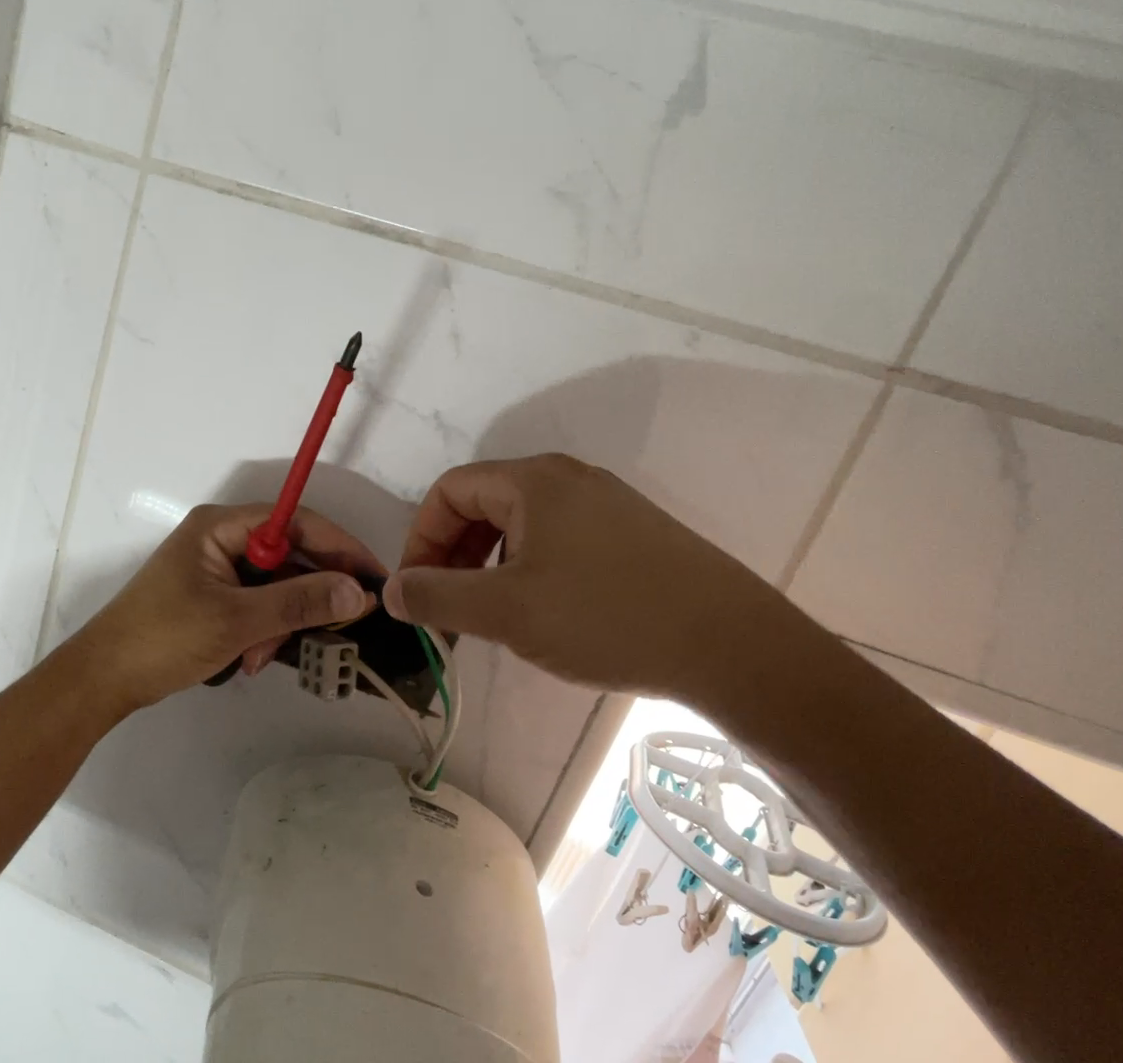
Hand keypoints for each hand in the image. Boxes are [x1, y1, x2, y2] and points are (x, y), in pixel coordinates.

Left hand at [63, 503, 382, 713]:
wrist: (104, 679)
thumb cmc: (164, 638)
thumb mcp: (237, 621)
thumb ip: (298, 603)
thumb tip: (360, 592)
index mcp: (220, 526)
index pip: (296, 522)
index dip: (339, 546)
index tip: (374, 577)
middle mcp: (220, 539)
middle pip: (288, 556)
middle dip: (302, 599)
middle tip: (331, 630)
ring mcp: (215, 570)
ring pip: (275, 587)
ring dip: (279, 624)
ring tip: (260, 658)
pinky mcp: (212, 598)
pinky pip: (256, 606)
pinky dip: (261, 632)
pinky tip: (250, 660)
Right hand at [382, 454, 818, 704]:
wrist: (730, 645)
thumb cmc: (605, 617)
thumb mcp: (506, 612)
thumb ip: (438, 597)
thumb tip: (391, 590)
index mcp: (534, 481)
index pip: (450, 491)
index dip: (420, 539)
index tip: (417, 592)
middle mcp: (569, 479)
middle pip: (484, 504)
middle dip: (453, 556)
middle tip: (448, 610)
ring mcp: (608, 504)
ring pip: (522, 526)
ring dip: (489, 567)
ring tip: (493, 617)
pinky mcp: (635, 535)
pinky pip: (560, 541)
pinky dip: (531, 571)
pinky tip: (545, 616)